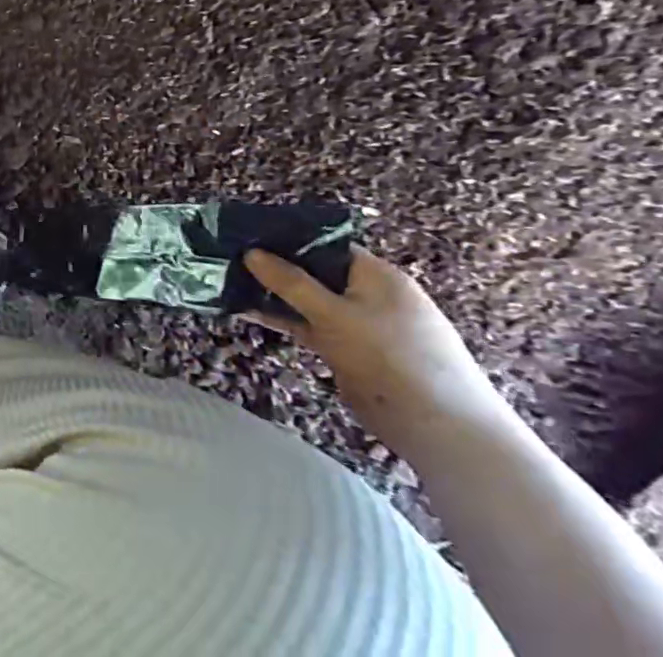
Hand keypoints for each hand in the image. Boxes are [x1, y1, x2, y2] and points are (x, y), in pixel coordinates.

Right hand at [241, 247, 513, 452]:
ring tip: (226, 282)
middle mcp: (367, 293)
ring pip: (306, 299)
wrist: (437, 427)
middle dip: (272, 266)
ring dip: (271, 293)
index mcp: (376, 274)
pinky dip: (280, 318)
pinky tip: (244, 312)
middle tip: (226, 259)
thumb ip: (291, 283)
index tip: (245, 235)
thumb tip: (251, 252)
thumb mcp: (334, 315)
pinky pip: (306, 324)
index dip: (286, 238)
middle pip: (312, 271)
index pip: (325, 244)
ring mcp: (356, 322)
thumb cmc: (389, 357)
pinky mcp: (345, 348)